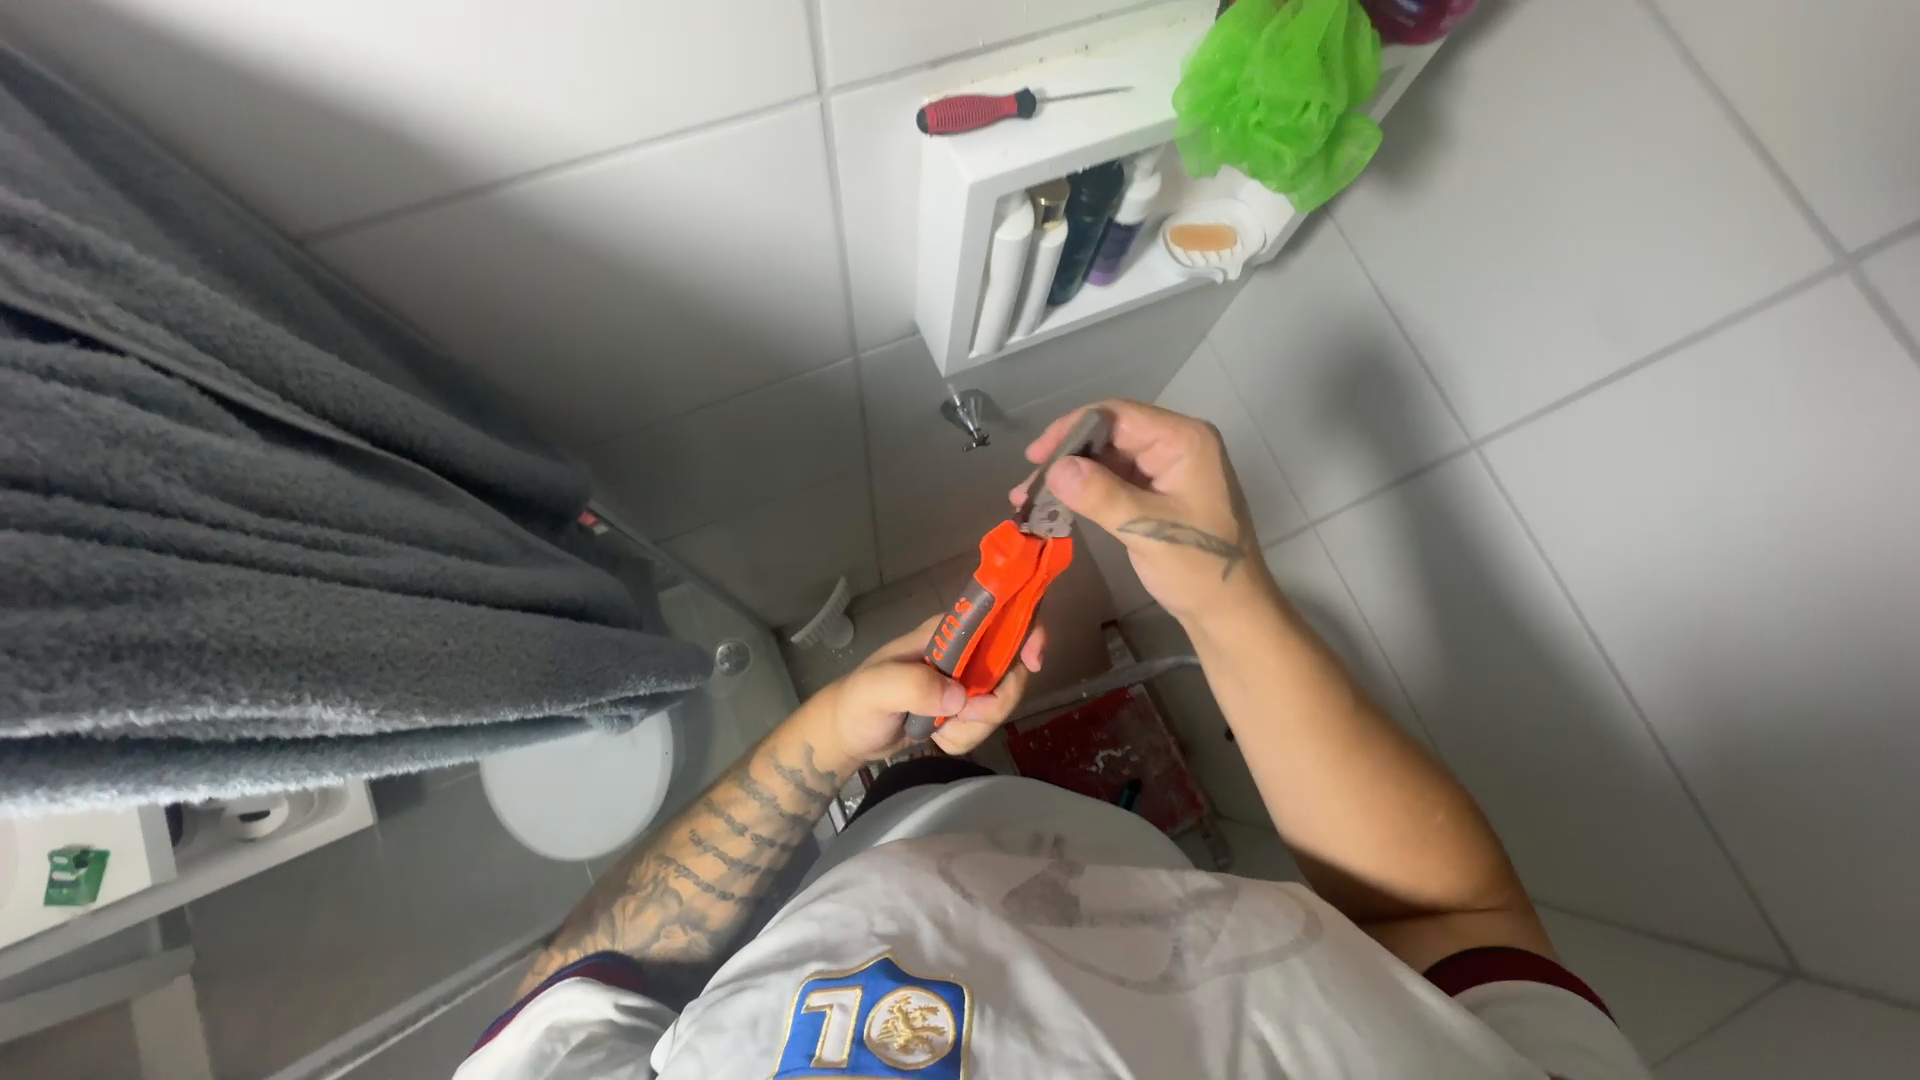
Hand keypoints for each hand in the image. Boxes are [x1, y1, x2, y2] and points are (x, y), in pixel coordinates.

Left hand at [804, 615, 1045, 768]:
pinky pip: (985, 724)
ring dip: (972, 726)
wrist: (848, 734)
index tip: (1032, 662)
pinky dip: (963, 737)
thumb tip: (960, 697)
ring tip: (935, 729)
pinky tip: (936, 736)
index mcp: (946, 632)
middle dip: (994, 702)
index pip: (998, 618)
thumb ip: (914, 686)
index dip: (1025, 633)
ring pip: (1000, 702)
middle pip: (1011, 669)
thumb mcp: (876, 688)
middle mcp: (964, 652)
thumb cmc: (857, 701)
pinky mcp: (964, 708)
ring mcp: (966, 681)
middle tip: (961, 716)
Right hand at [1014, 399, 1275, 625]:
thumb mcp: (1147, 530)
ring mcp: (1167, 468)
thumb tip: (1055, 469)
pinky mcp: (1157, 491)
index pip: (1118, 416)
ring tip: (1033, 496)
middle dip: (1067, 455)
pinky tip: (1058, 504)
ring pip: (1108, 457)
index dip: (1071, 430)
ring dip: (1072, 474)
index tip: (1035, 456)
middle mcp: (1176, 444)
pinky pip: (1114, 479)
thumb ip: (1100, 495)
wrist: (1229, 611)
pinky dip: (1085, 490)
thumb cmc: (1199, 568)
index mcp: (1184, 440)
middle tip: (1029, 483)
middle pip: (1110, 433)